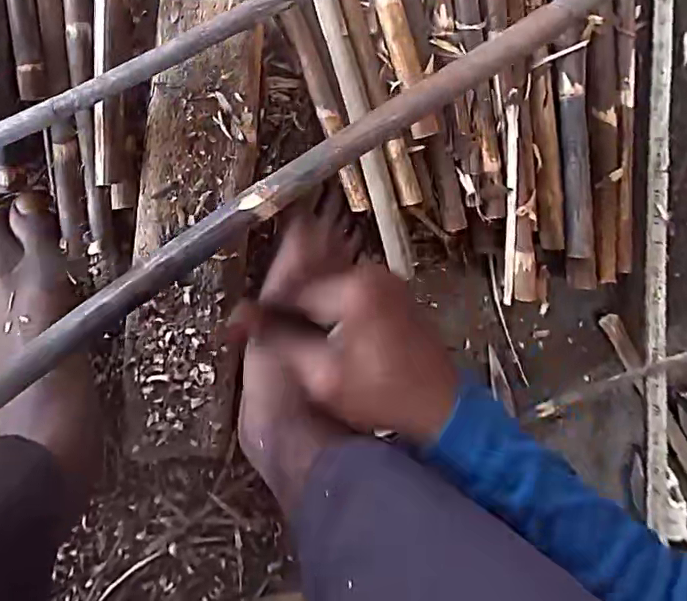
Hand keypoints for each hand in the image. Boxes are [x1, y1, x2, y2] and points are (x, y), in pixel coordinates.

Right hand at [232, 262, 459, 443]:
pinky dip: (333, 304)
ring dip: (311, 303)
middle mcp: (371, 272)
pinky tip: (327, 331)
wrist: (446, 414)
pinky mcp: (395, 290)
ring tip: (300, 334)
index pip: (293, 288)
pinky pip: (349, 288)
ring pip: (328, 284)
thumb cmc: (384, 398)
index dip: (271, 308)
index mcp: (354, 288)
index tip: (252, 325)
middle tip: (274, 330)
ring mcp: (387, 279)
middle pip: (311, 281)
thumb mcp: (322, 376)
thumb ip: (279, 342)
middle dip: (290, 303)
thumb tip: (240, 319)